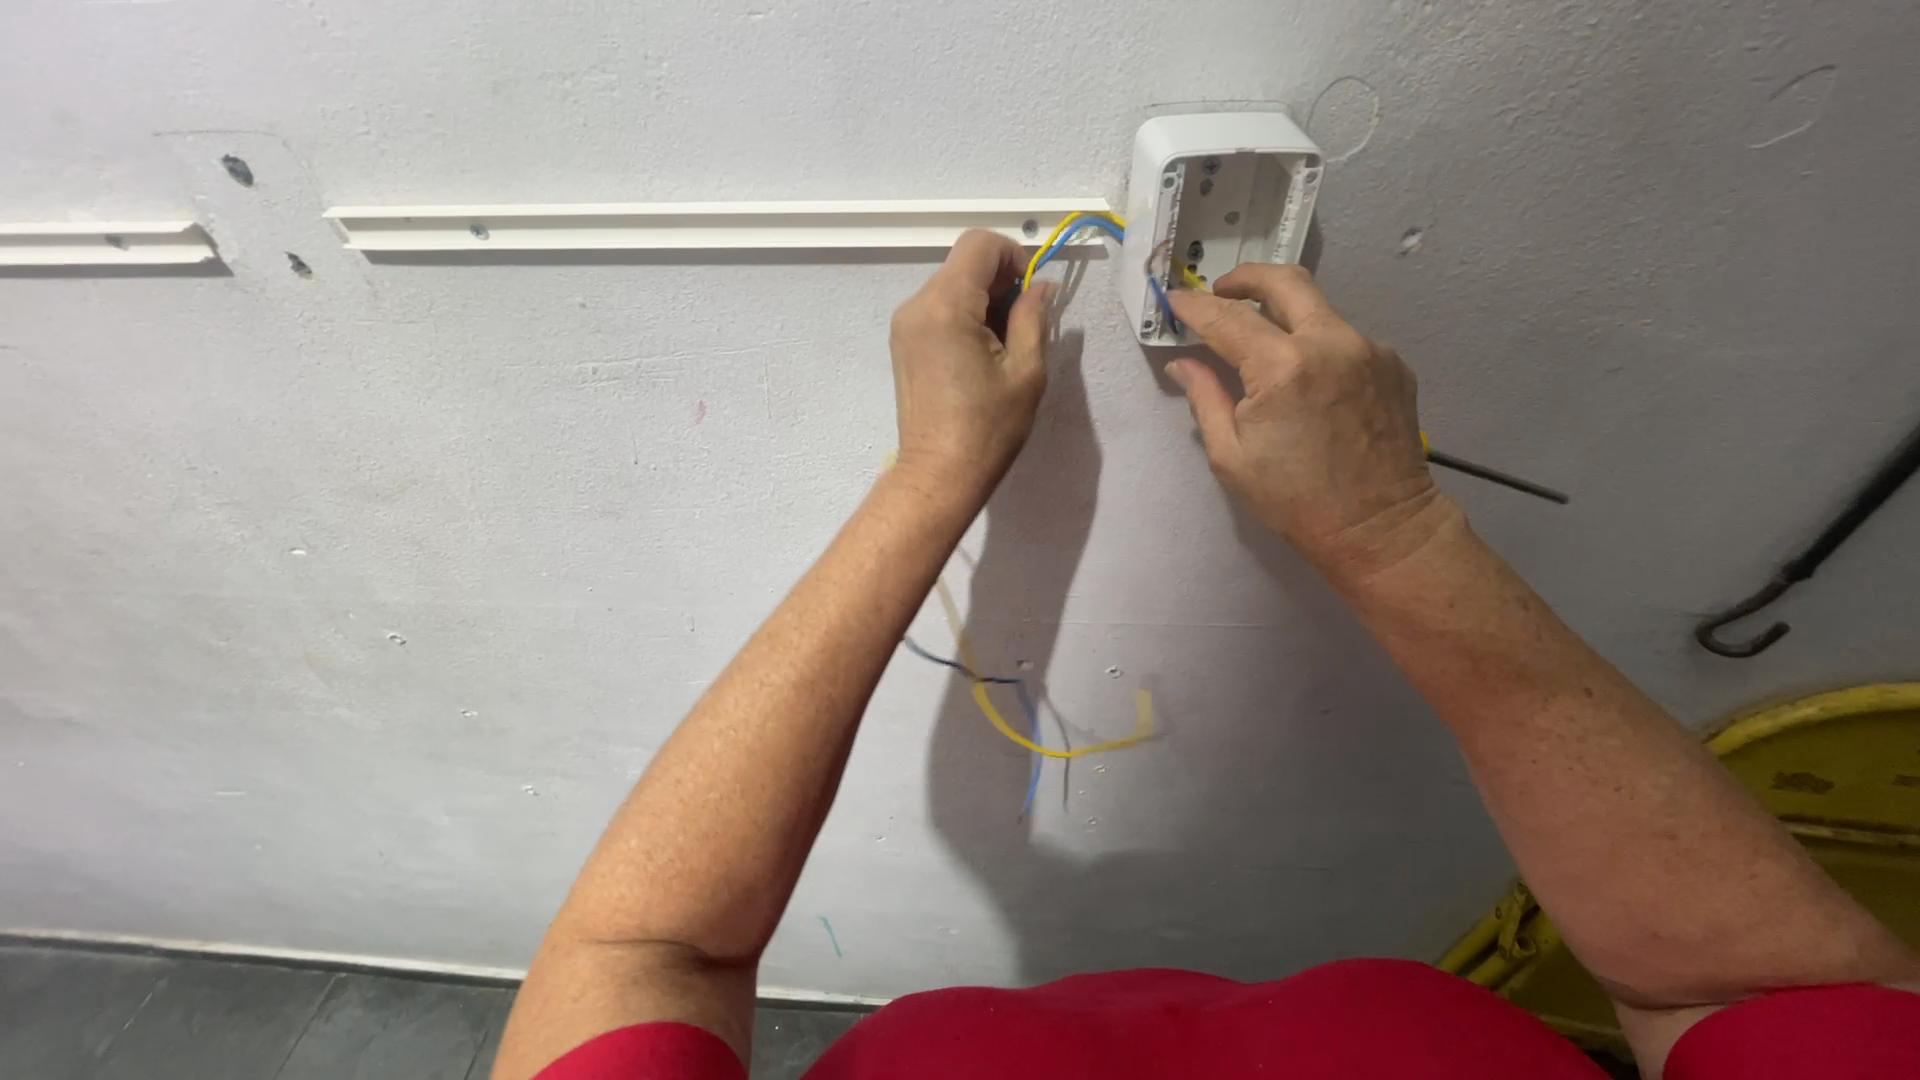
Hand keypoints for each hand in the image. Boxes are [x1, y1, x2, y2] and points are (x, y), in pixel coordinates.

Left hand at [889, 230, 1053, 497]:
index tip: (1030, 293)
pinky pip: (938, 309)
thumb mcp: (1025, 372)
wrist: (938, 474)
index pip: (980, 244)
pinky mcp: (902, 343)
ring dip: (982, 300)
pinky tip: (980, 353)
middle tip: (1023, 324)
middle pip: (963, 263)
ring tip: (1002, 345)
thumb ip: (1032, 317)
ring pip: (951, 285)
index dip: (1013, 256)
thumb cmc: (987, 429)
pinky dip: (964, 316)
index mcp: (946, 306)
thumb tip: (1039, 286)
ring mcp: (904, 325)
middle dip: (999, 281)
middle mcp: (917, 306)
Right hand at [1165, 265, 1447, 579]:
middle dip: (1245, 278)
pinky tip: (1306, 380)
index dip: (1194, 307)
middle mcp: (1330, 344)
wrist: (1377, 526)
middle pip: (1285, 282)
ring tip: (1261, 344)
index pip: (1227, 319)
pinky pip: (1344, 339)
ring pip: (1318, 310)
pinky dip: (1316, 346)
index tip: (1174, 299)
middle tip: (1219, 290)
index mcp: (1283, 369)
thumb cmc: (1293, 499)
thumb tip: (1183, 363)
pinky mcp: (1392, 364)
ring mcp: (1369, 350)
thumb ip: (1205, 398)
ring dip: (1283, 316)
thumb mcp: (1231, 455)